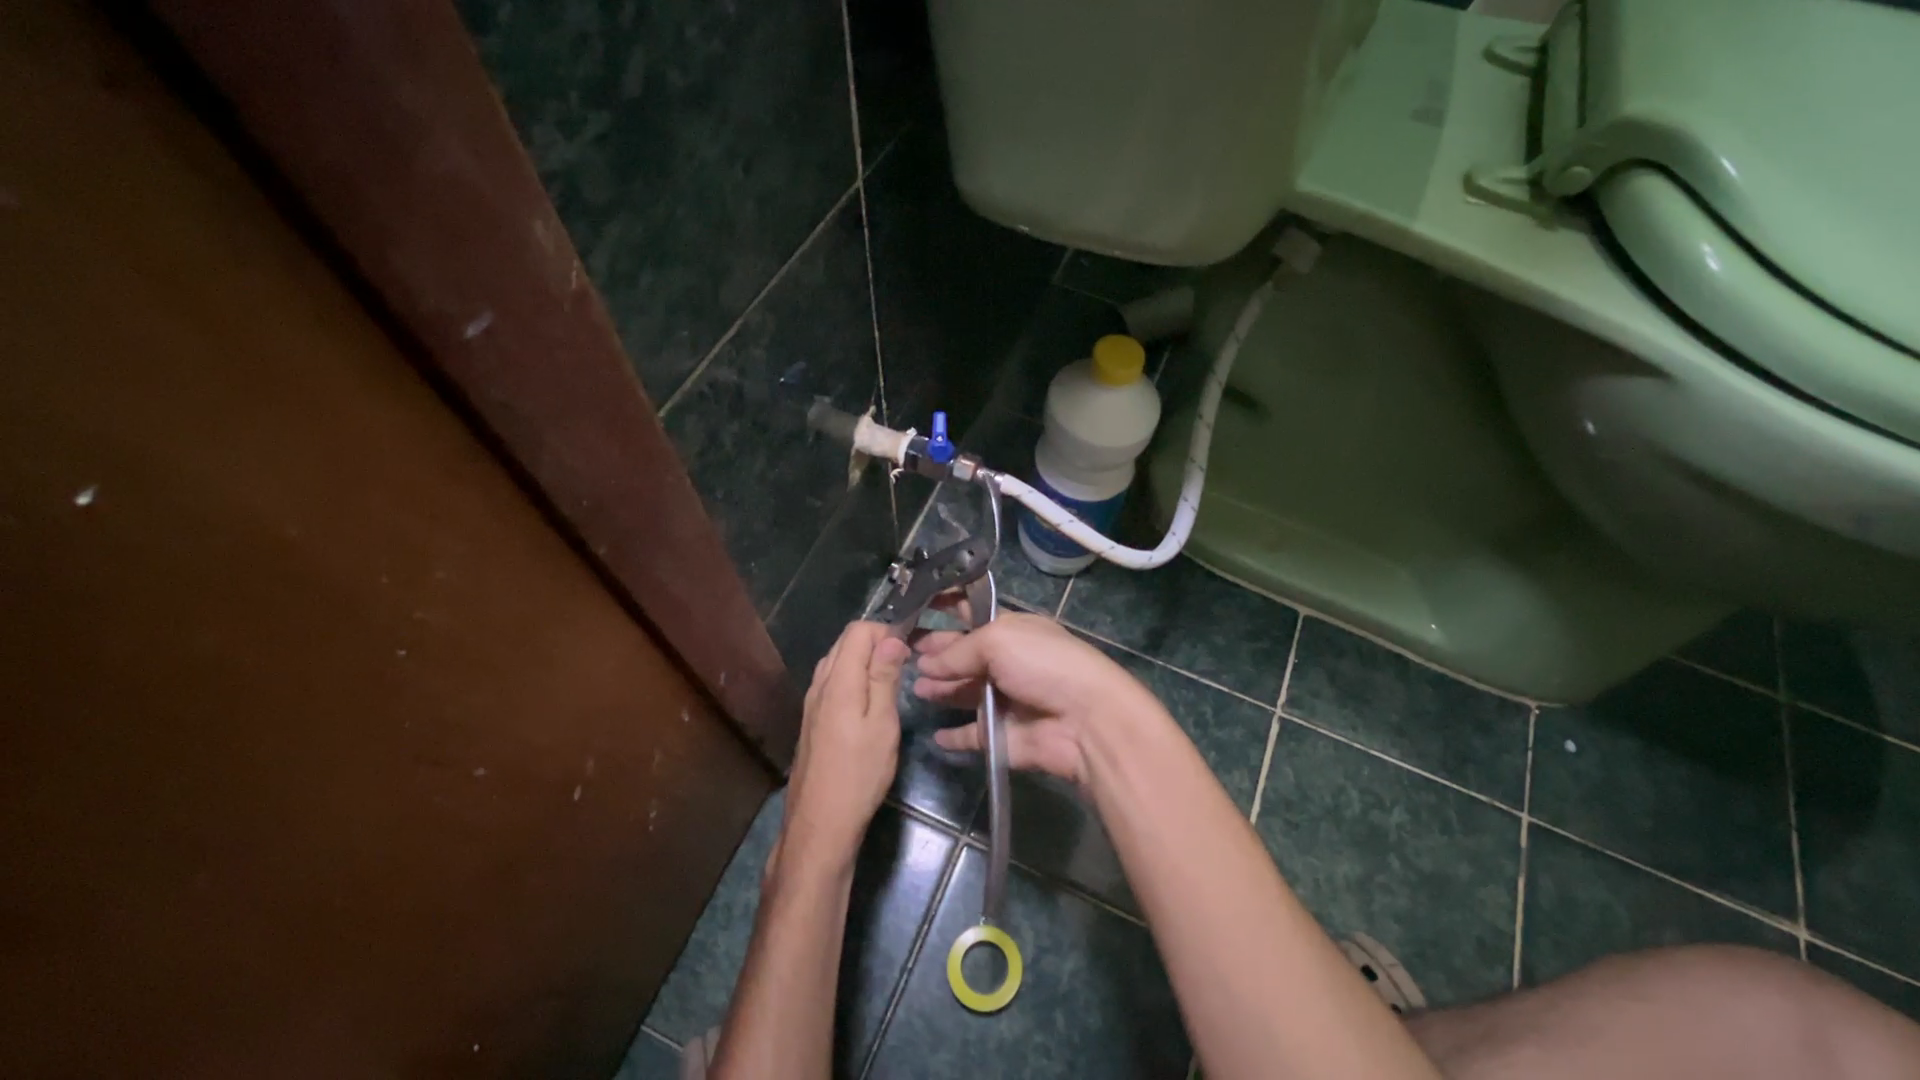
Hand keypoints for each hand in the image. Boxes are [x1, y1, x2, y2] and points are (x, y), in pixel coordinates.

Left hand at [778, 621, 909, 876]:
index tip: (911, 647)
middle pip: (845, 642)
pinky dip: (852, 677)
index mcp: (839, 680)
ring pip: (837, 661)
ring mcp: (812, 702)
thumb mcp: (882, 724)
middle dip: (876, 641)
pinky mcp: (811, 719)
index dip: (887, 630)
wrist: (821, 820)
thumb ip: (884, 678)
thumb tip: (891, 638)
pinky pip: (832, 681)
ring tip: (892, 678)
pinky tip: (869, 699)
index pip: (859, 630)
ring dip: (863, 659)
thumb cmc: (860, 773)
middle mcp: (820, 684)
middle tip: (906, 662)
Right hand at [914, 611, 1162, 786]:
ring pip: (964, 693)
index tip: (914, 606)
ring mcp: (1005, 700)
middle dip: (936, 651)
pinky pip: (972, 735)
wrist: (1086, 721)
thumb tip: (925, 664)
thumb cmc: (1044, 665)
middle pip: (963, 654)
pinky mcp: (1002, 736)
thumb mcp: (998, 640)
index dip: (946, 606)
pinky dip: (954, 736)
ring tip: (913, 688)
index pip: (973, 611)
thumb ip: (957, 651)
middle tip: (902, 652)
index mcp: (1011, 629)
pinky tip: (934, 734)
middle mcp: (1008, 661)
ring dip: (940, 690)